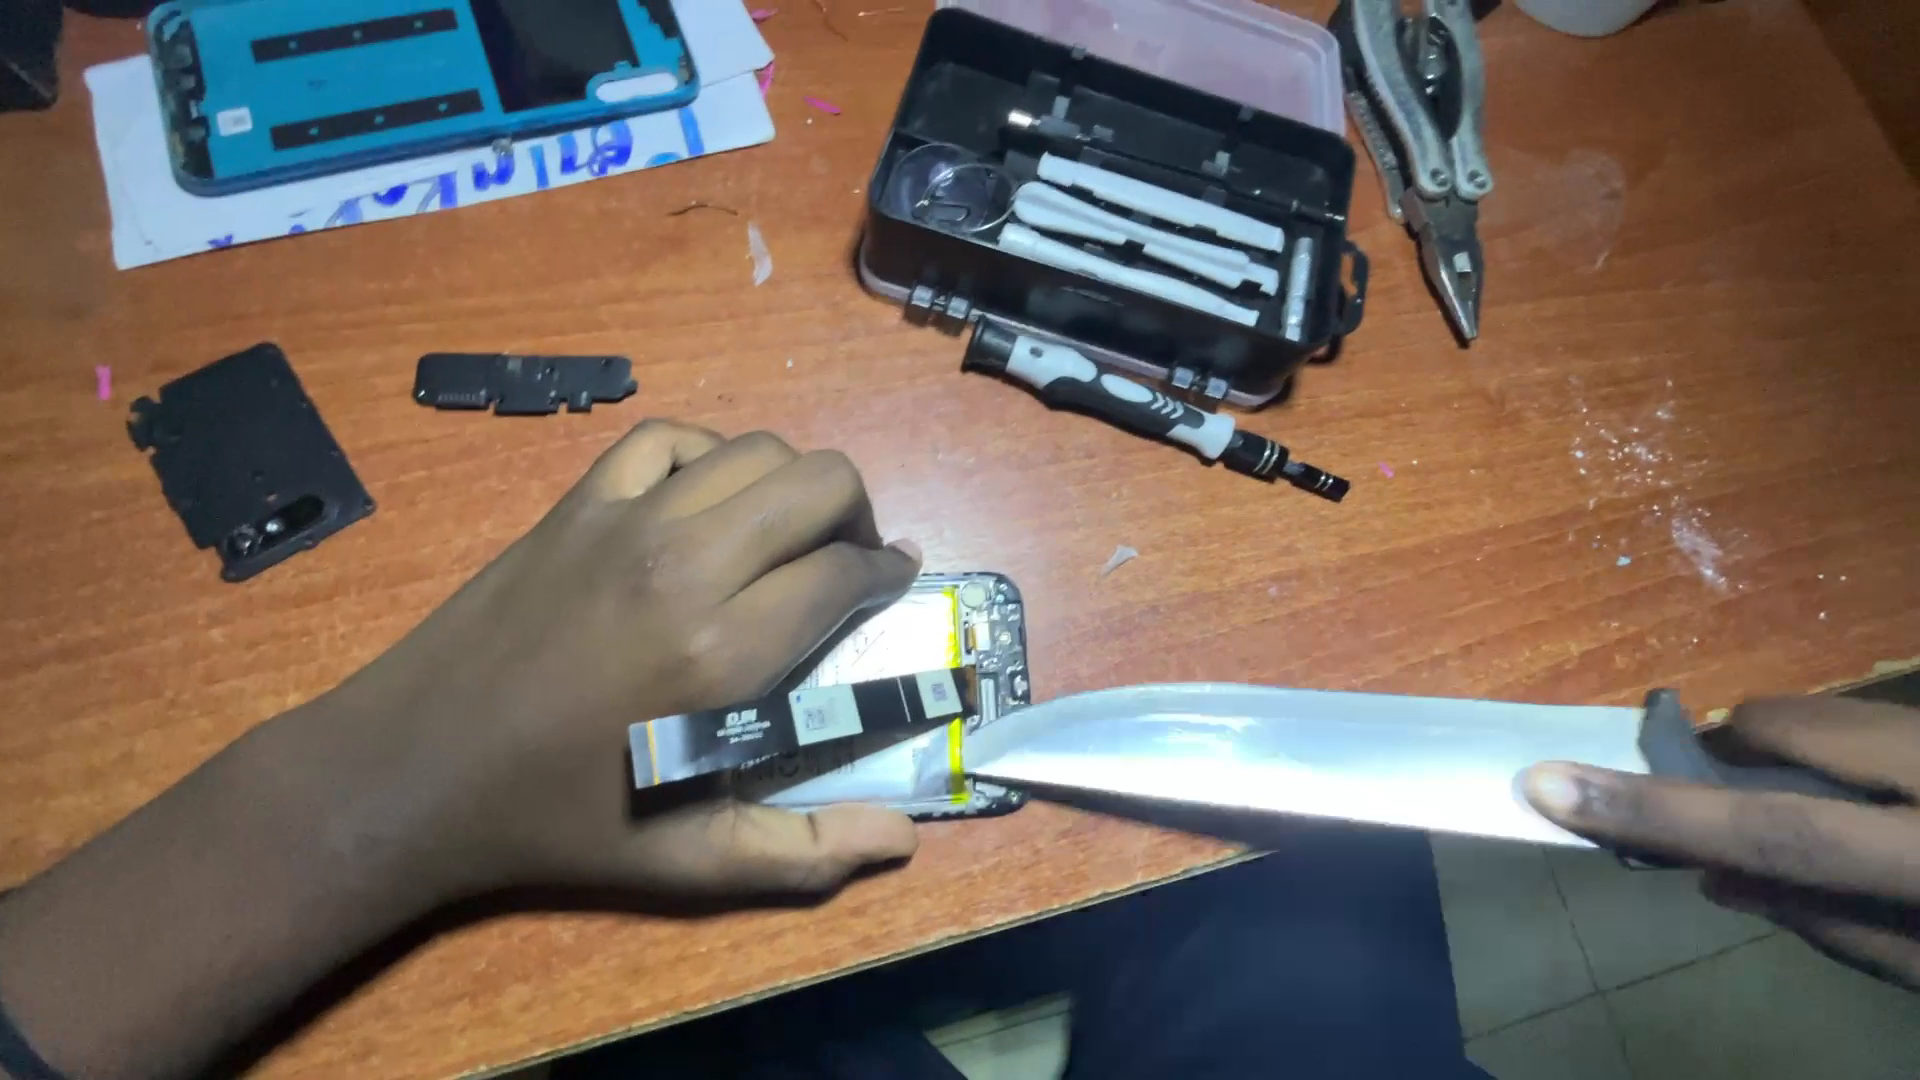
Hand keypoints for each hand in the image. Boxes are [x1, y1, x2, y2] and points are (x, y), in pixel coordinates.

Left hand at [303, 419, 923, 905]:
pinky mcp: (578, 504)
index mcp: (721, 652)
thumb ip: (807, 851)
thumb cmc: (562, 819)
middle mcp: (686, 565)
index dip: (887, 572)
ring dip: (796, 484)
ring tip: (790, 529)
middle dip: (858, 513)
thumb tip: (905, 842)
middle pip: (818, 482)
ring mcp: (626, 520)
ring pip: (756, 451)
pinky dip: (709, 455)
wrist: (410, 771)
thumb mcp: (691, 860)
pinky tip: (708, 499)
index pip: (842, 573)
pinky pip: (667, 440)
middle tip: (850, 558)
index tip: (898, 578)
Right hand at [1522, 696, 1919, 988]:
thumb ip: (1839, 929)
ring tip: (1824, 800)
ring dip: (1799, 750)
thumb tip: (1714, 875)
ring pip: (1830, 708)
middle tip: (1728, 785)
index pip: (1773, 834)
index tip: (1542, 784)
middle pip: (1787, 724)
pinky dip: (1849, 753)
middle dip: (1735, 743)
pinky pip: (1876, 718)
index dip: (1650, 807)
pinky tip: (1875, 799)